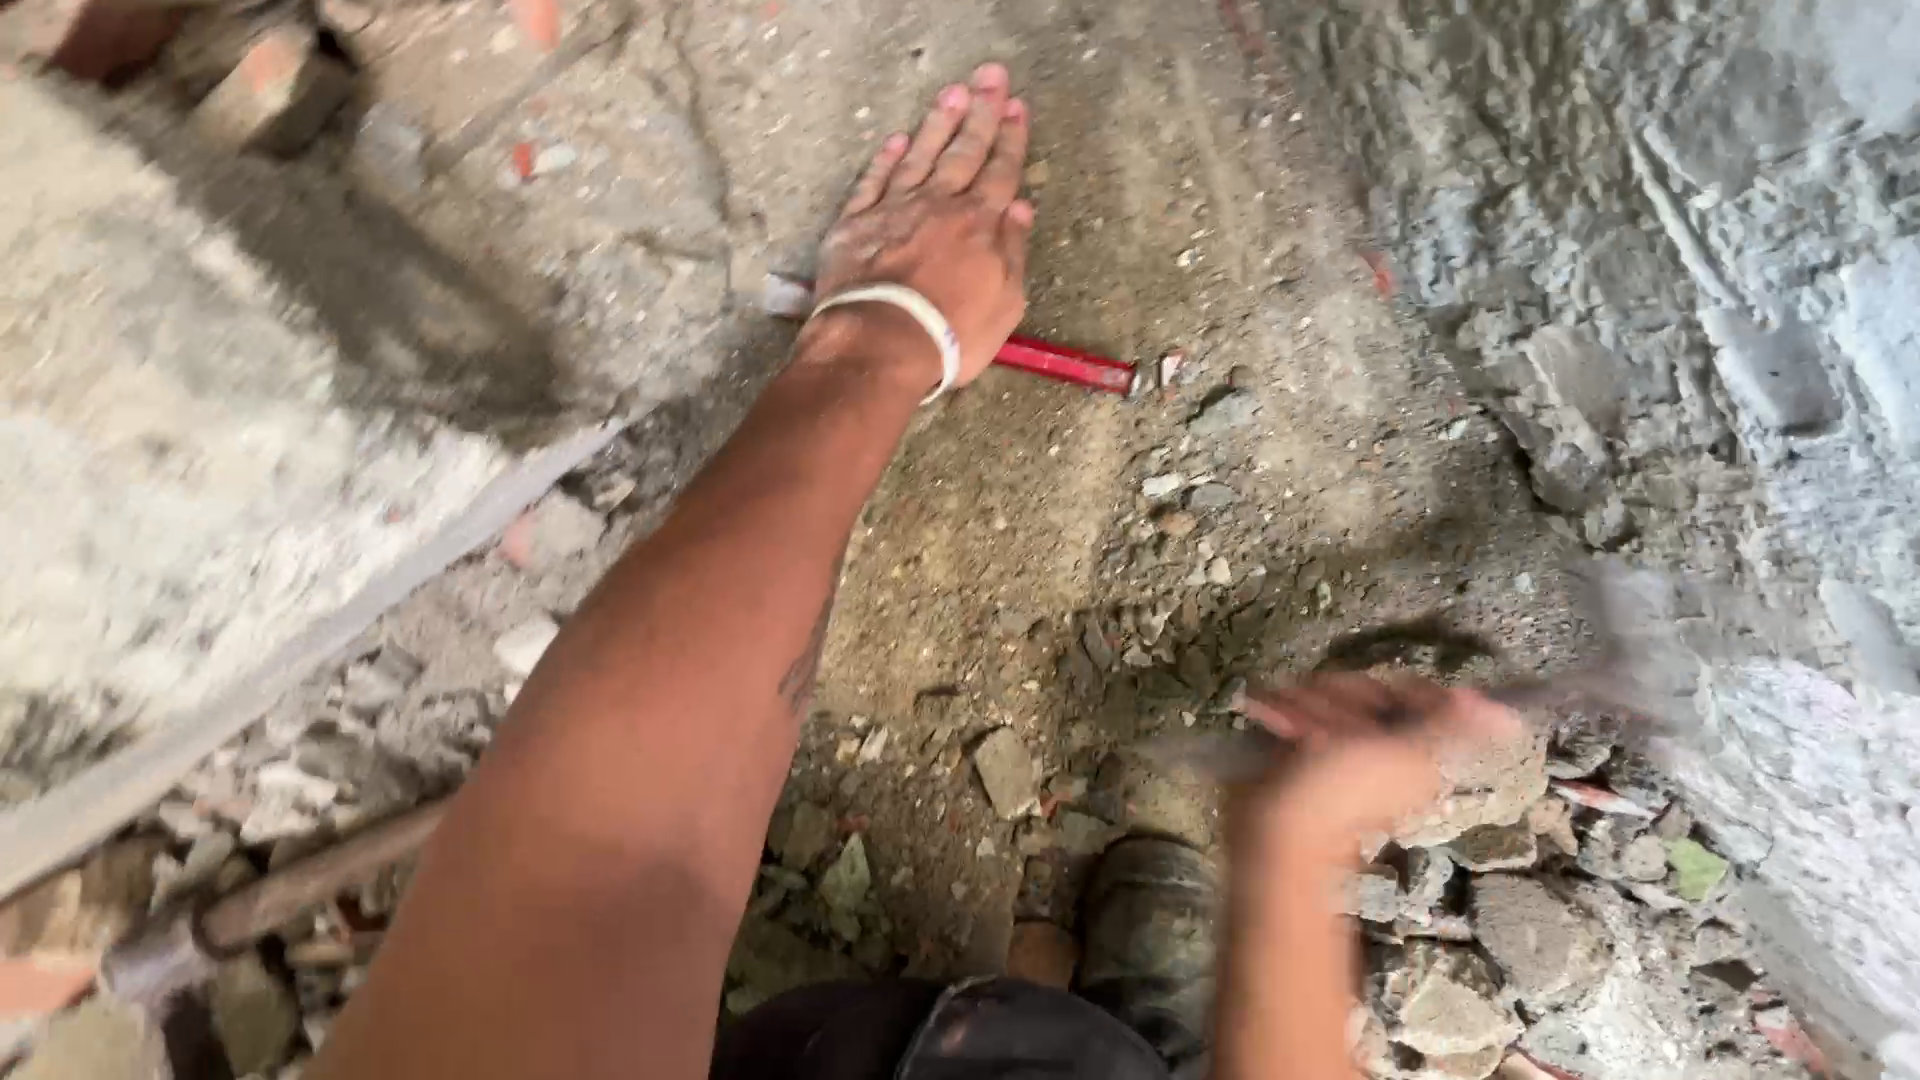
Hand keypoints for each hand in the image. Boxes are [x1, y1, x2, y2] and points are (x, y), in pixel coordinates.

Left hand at [804, 63, 1033, 392]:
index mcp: (979, 225)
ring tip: (951, 94)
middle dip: (980, 114)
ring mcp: (894, 210)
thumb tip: (1019, 210)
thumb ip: (1012, 252)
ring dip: (937, 124)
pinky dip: (886, 160)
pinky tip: (896, 142)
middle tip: (990, 78)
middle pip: (963, 152)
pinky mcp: (856, 224)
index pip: (1001, 173)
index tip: (1016, 108)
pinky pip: (873, 182)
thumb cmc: (953, 334)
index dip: (1010, 140)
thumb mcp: (1005, 303)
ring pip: (920, 157)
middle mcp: (939, 206)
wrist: (882, 342)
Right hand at [1231, 675, 1521, 867]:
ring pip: (1323, 696)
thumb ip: (1451, 729)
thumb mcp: (1406, 757)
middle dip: (1338, 698)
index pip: (1413, 693)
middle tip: (1326, 721)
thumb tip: (1509, 716)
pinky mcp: (1295, 741)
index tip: (1376, 698)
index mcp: (1413, 748)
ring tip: (1290, 725)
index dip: (1393, 688)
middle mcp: (1377, 742)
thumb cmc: (1345, 794)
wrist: (1279, 825)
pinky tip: (1270, 717)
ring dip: (1302, 704)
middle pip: (1365, 691)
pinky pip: (1292, 707)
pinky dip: (1279, 709)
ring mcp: (1333, 743)